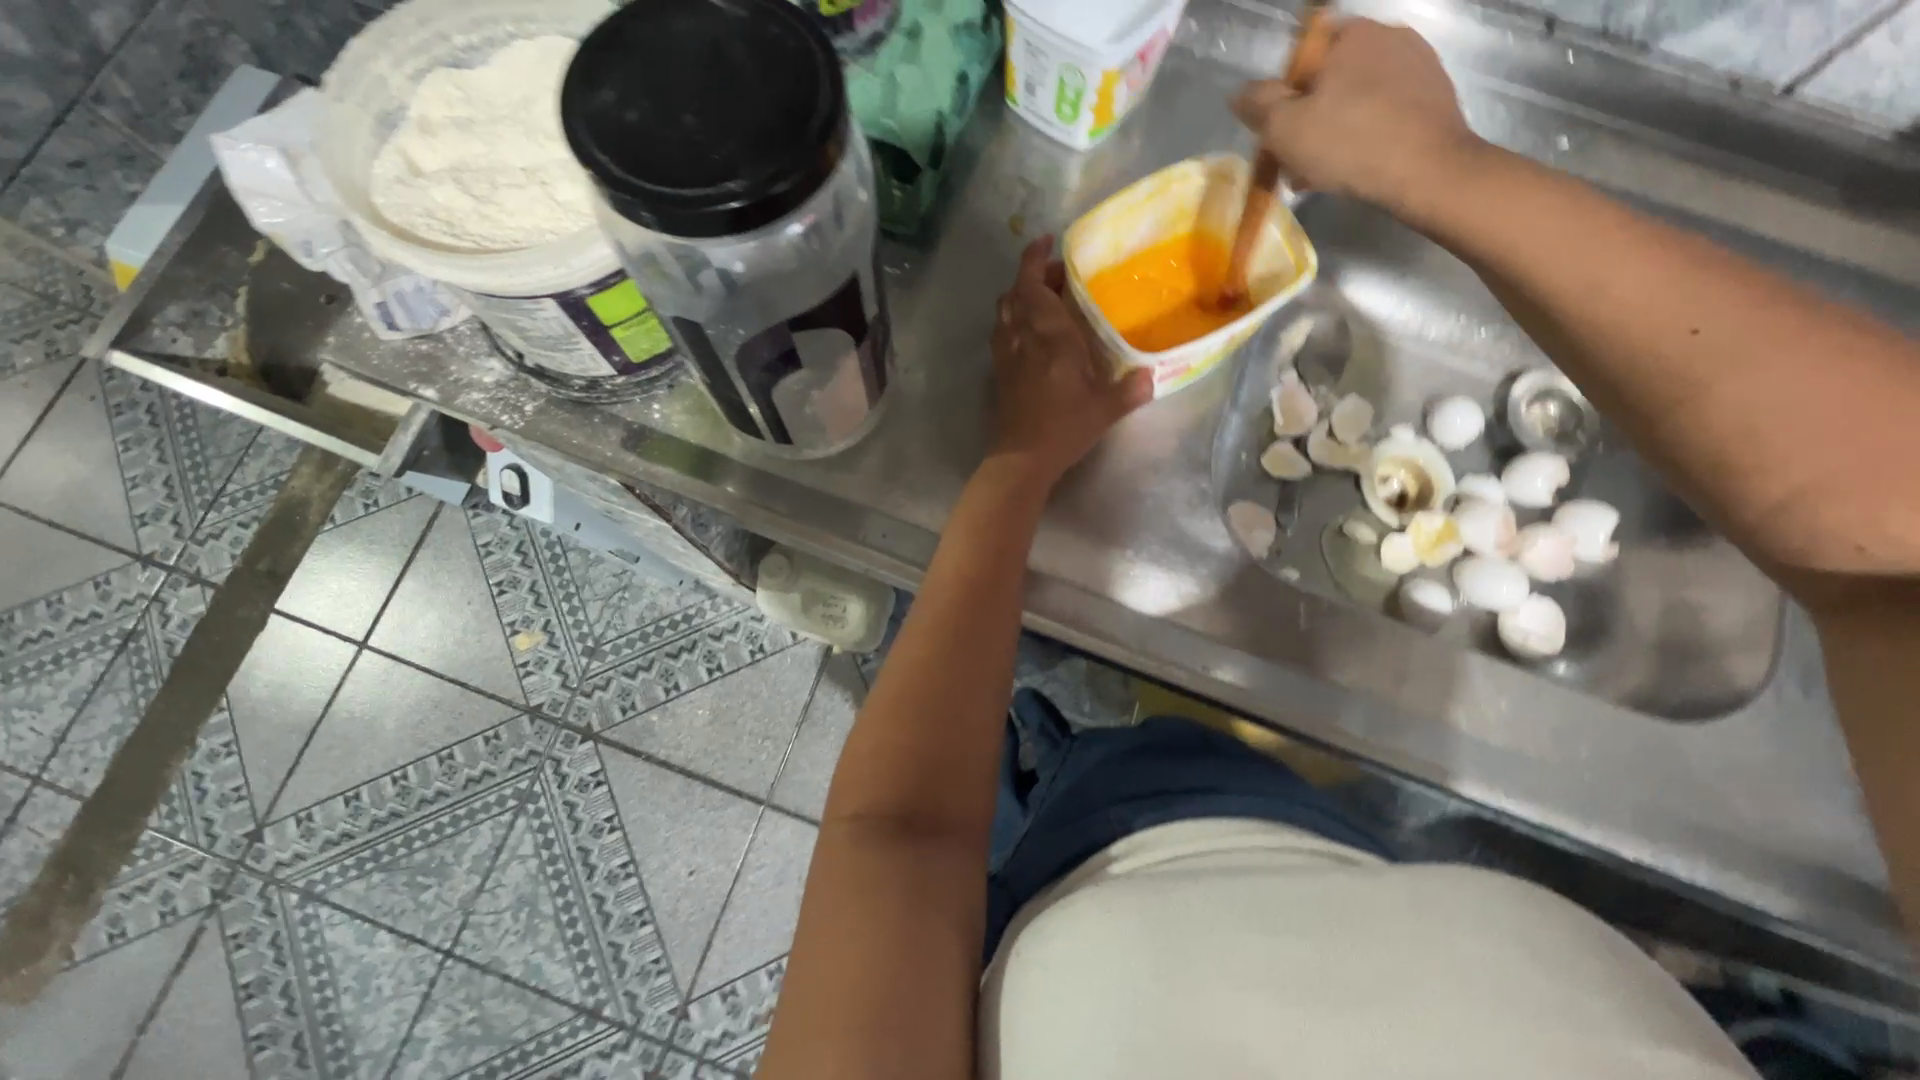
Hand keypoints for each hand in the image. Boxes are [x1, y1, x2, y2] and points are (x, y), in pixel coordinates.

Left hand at [988, 237, 1152, 489]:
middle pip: (1016, 293)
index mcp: (1050, 338)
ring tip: (1043, 299)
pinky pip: (1001, 333)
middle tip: (1059, 276)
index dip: (1035, 260)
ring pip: (1004, 311)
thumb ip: (1129, 390)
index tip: (1046, 242)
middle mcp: (1023, 338)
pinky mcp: (999, 373)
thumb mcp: (1105, 410)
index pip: (1034, 286)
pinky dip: (1012, 320)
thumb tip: (1151, 376)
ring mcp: (1006, 355)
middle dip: (1033, 276)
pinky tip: (1029, 332)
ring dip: (1019, 296)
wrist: (1022, 459)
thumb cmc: (1064, 429)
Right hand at [1231, 19, 1484, 212]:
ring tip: (1324, 173)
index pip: (1305, 53)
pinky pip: (1387, 113)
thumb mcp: (1284, 128)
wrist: (1428, 171)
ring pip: (1359, 99)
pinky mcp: (1437, 96)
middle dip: (1311, 117)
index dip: (1286, 91)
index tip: (1280, 128)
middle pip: (1333, 78)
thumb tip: (1240, 93)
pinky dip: (1367, 136)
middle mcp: (1390, 36)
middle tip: (1298, 159)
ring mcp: (1420, 65)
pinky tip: (1358, 168)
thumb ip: (1258, 105)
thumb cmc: (1348, 143)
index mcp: (1352, 34)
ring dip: (1337, 131)